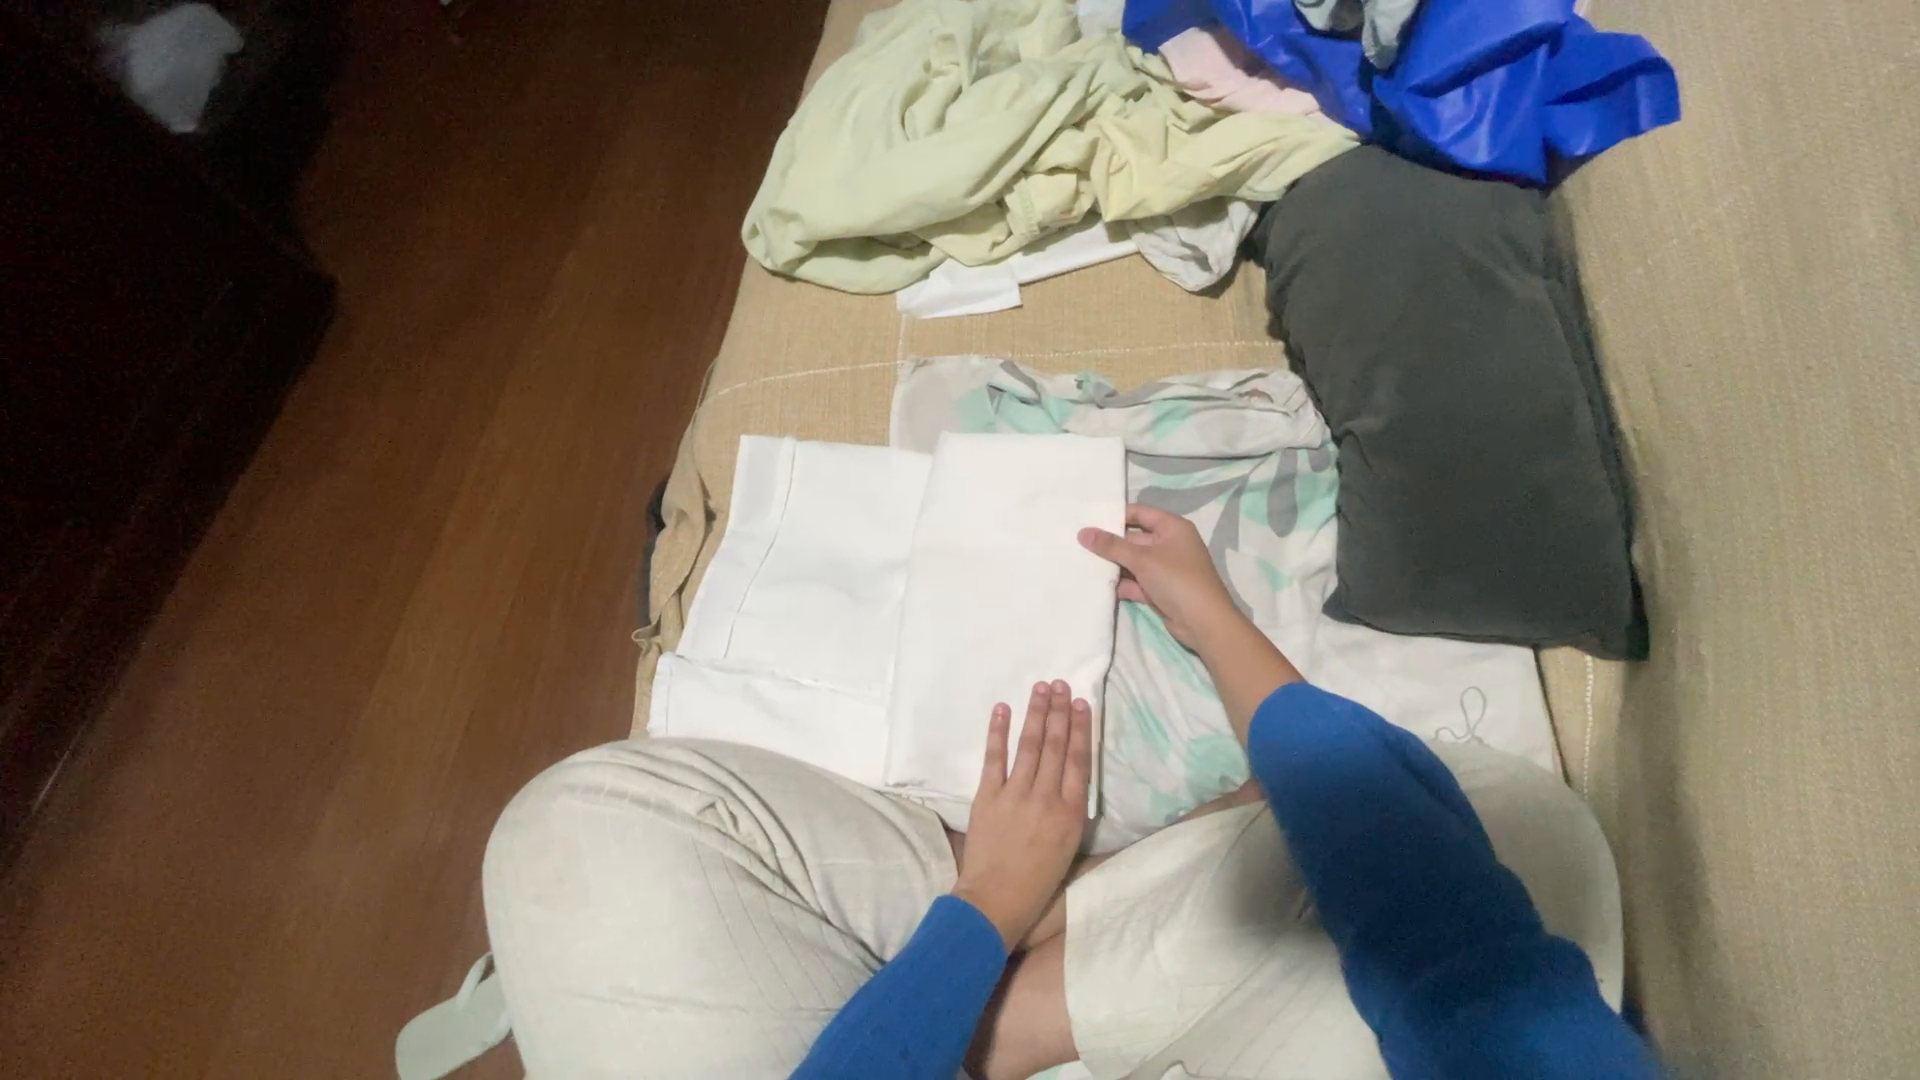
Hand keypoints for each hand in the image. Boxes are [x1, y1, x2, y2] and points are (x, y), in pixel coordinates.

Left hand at [951, 681, 1092, 950]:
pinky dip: (998, 732)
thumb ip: (1070, 812)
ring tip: (1040, 688)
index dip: (1080, 729)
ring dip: (1035, 714)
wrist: (996, 902)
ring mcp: (1016, 795)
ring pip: (1029, 745)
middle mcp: (1046, 798)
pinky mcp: (988, 796)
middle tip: (1061, 684)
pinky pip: (994, 758)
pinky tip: (1002, 709)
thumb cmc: (1037, 884)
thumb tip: (1071, 779)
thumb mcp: (1068, 849)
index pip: (1077, 760)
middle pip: (1054, 745)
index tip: (1082, 704)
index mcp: (1070, 813)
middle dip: (1059, 712)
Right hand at [1078, 504, 1239, 650]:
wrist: (1204, 623)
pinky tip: (1097, 586)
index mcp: (1172, 528)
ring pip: (1132, 562)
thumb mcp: (1143, 559)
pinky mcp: (1158, 590)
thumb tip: (1083, 533)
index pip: (1140, 513)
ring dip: (1112, 565)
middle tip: (1077, 543)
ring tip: (1081, 563)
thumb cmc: (1177, 580)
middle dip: (1109, 543)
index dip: (1116, 515)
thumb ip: (1112, 546)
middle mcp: (1169, 545)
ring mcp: (1164, 569)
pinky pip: (1135, 581)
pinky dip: (1120, 584)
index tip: (1088, 519)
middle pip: (1133, 539)